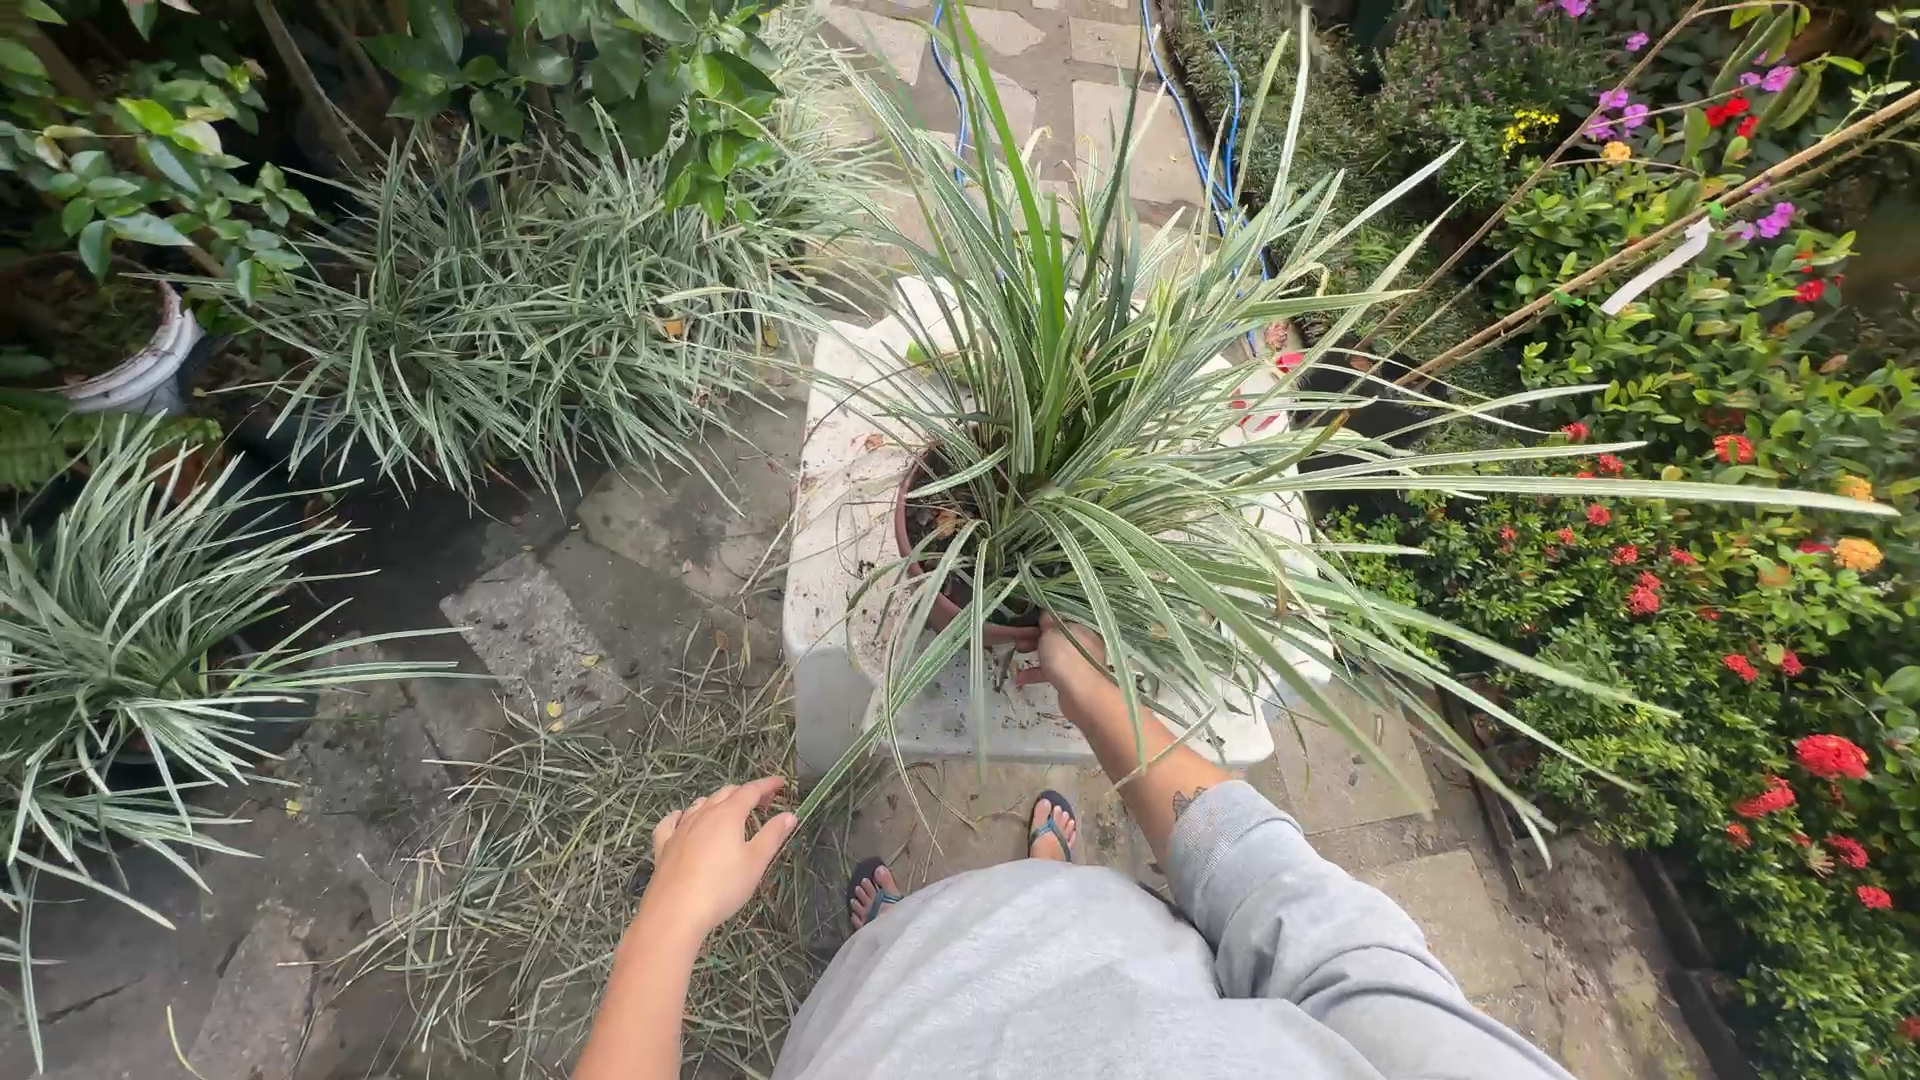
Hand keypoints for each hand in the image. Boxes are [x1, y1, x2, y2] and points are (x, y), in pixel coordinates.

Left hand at [635, 776, 797, 943]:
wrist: (674, 914)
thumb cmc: (722, 887)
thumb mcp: (755, 862)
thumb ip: (773, 835)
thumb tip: (790, 815)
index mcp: (728, 814)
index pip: (751, 790)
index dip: (767, 785)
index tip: (781, 783)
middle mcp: (703, 815)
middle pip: (726, 793)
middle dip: (746, 792)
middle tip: (762, 802)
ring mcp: (680, 830)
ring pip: (700, 804)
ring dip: (718, 802)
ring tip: (729, 811)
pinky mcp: (663, 847)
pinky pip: (671, 823)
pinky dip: (680, 816)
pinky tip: (681, 819)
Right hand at [1015, 614, 1109, 702]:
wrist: (1083, 696)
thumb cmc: (1066, 657)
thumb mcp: (1051, 633)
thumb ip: (1046, 621)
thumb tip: (1045, 611)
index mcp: (1081, 625)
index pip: (1060, 616)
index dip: (1041, 616)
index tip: (1024, 618)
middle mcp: (1083, 641)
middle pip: (1055, 634)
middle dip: (1034, 635)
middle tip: (1017, 636)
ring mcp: (1079, 661)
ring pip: (1053, 652)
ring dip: (1034, 652)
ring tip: (1016, 652)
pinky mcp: (1073, 679)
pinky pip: (1052, 671)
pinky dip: (1037, 672)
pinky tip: (1020, 678)